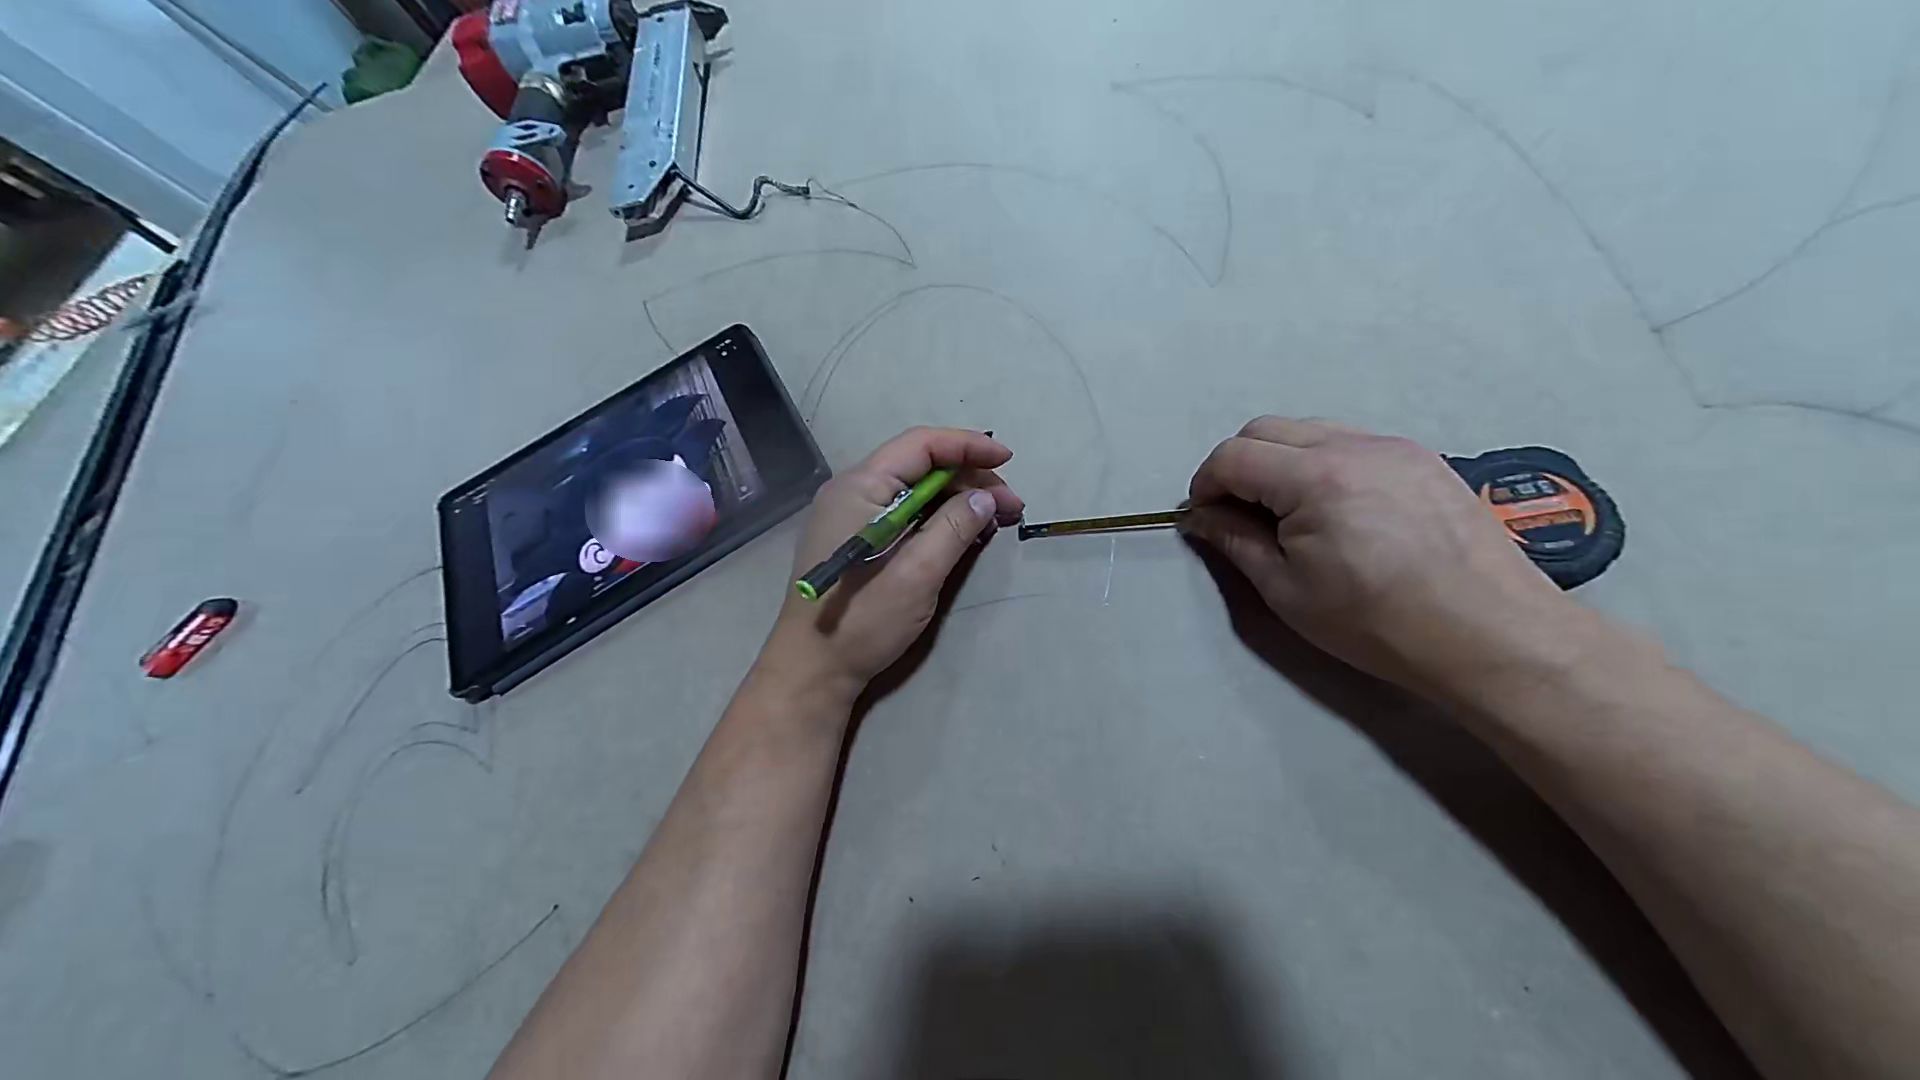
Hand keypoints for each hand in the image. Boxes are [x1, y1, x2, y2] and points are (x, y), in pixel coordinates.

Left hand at [758, 428, 1023, 697]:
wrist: (814, 669)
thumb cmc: (863, 620)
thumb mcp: (918, 572)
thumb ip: (954, 527)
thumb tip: (985, 497)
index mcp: (860, 487)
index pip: (920, 445)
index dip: (967, 446)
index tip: (1007, 460)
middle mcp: (853, 491)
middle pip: (920, 467)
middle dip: (969, 480)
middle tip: (1012, 506)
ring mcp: (853, 516)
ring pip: (916, 492)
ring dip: (958, 500)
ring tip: (997, 520)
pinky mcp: (859, 539)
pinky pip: (906, 515)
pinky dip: (939, 519)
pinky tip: (966, 532)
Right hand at [1182, 417, 1586, 704]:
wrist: (1492, 635)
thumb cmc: (1377, 622)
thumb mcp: (1286, 590)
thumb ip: (1235, 540)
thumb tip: (1201, 516)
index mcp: (1315, 478)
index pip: (1233, 455)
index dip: (1205, 484)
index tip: (1204, 517)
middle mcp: (1354, 445)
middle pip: (1266, 429)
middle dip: (1237, 465)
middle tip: (1238, 513)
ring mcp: (1393, 446)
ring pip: (1308, 429)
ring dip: (1278, 460)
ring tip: (1285, 511)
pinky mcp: (1421, 458)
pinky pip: (1349, 441)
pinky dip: (1320, 462)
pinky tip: (1333, 507)